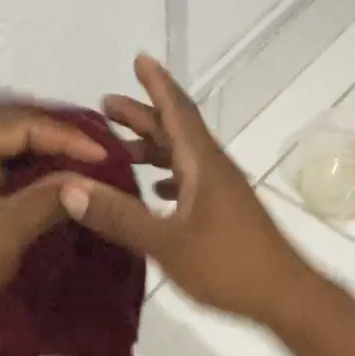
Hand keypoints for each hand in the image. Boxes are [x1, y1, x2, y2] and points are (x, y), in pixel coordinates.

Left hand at [0, 108, 106, 335]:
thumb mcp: (4, 234)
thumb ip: (47, 199)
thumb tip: (89, 179)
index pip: (21, 122)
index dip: (67, 136)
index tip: (106, 156)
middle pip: (8, 129)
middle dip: (53, 142)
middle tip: (95, 158)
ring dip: (36, 159)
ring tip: (76, 170)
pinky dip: (16, 176)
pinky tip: (41, 190)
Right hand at [55, 55, 319, 324]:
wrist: (284, 296)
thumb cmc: (228, 266)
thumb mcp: (167, 243)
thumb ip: (120, 217)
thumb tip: (70, 190)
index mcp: (202, 166)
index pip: (177, 112)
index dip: (156, 85)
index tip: (138, 60)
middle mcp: (214, 170)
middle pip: (177, 131)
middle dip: (143, 115)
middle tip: (107, 106)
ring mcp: (223, 193)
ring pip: (183, 157)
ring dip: (154, 148)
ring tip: (122, 150)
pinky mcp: (226, 214)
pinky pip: (192, 182)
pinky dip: (169, 177)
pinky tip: (156, 192)